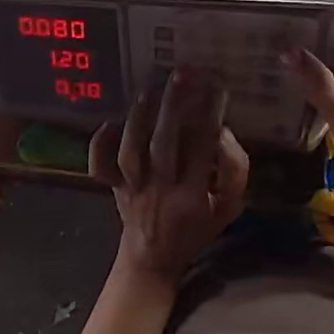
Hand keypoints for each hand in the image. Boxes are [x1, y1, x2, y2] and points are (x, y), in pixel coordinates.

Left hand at [89, 70, 248, 281]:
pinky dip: (100, 143)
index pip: (203, 147)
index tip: (217, 86)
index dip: (211, 114)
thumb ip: (234, 173)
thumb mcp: (229, 210)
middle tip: (184, 73)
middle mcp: (159, 189)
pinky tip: (110, 121)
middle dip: (174, 106)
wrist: (152, 260)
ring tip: (152, 88)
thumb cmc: (197, 229)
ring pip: (131, 150)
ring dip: (140, 118)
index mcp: (192, 196)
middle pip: (164, 143)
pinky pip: (100, 166)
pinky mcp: (112, 185)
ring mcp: (131, 186)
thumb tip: (223, 134)